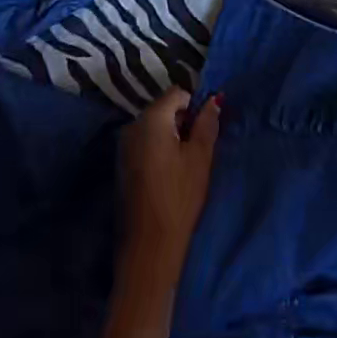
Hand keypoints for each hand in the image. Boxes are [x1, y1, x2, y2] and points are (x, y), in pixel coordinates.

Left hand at [117, 88, 220, 283]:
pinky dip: (160, 148)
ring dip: (173, 135)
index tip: (208, 127)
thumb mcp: (200, 156)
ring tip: (188, 161)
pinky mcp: (122, 164)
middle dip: (184, 120)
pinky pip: (145, 143)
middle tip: (201, 146)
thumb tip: (213, 100)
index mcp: (151, 119)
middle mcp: (132, 126)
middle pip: (164, 108)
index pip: (177, 93)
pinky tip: (171, 172)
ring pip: (155, 127)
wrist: (149, 244)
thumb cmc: (180, 196)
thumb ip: (207, 123)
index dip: (196, 104)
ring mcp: (123, 146)